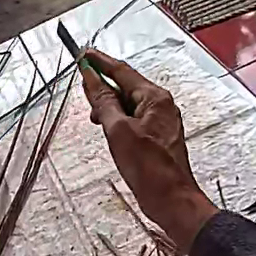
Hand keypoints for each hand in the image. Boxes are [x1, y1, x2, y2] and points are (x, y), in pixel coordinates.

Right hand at [80, 50, 217, 250]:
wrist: (172, 200)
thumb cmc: (151, 169)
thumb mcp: (118, 131)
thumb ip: (104, 103)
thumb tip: (92, 80)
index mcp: (155, 98)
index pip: (122, 71)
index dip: (100, 62)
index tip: (83, 55)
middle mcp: (161, 105)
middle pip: (125, 86)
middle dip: (103, 89)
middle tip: (84, 92)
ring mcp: (160, 121)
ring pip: (128, 104)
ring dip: (109, 108)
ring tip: (96, 120)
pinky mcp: (156, 136)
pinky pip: (132, 119)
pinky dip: (117, 121)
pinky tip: (109, 132)